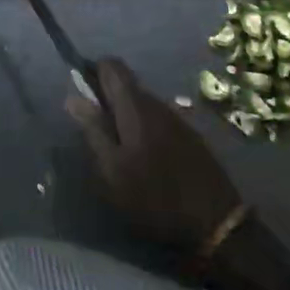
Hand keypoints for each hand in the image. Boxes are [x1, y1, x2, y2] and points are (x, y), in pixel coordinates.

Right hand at [66, 58, 244, 252]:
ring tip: (122, 146)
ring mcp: (178, 118)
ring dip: (128, 115)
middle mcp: (157, 102)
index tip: (82, 93)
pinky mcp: (192, 136)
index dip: (93, 71)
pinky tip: (148, 157)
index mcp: (134, 105)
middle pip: (127, 84)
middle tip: (98, 129)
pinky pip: (160, 120)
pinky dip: (147, 128)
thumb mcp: (113, 170)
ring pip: (144, 103)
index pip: (111, 65)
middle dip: (109, 98)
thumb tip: (72, 96)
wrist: (217, 225)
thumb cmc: (155, 196)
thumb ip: (93, 130)